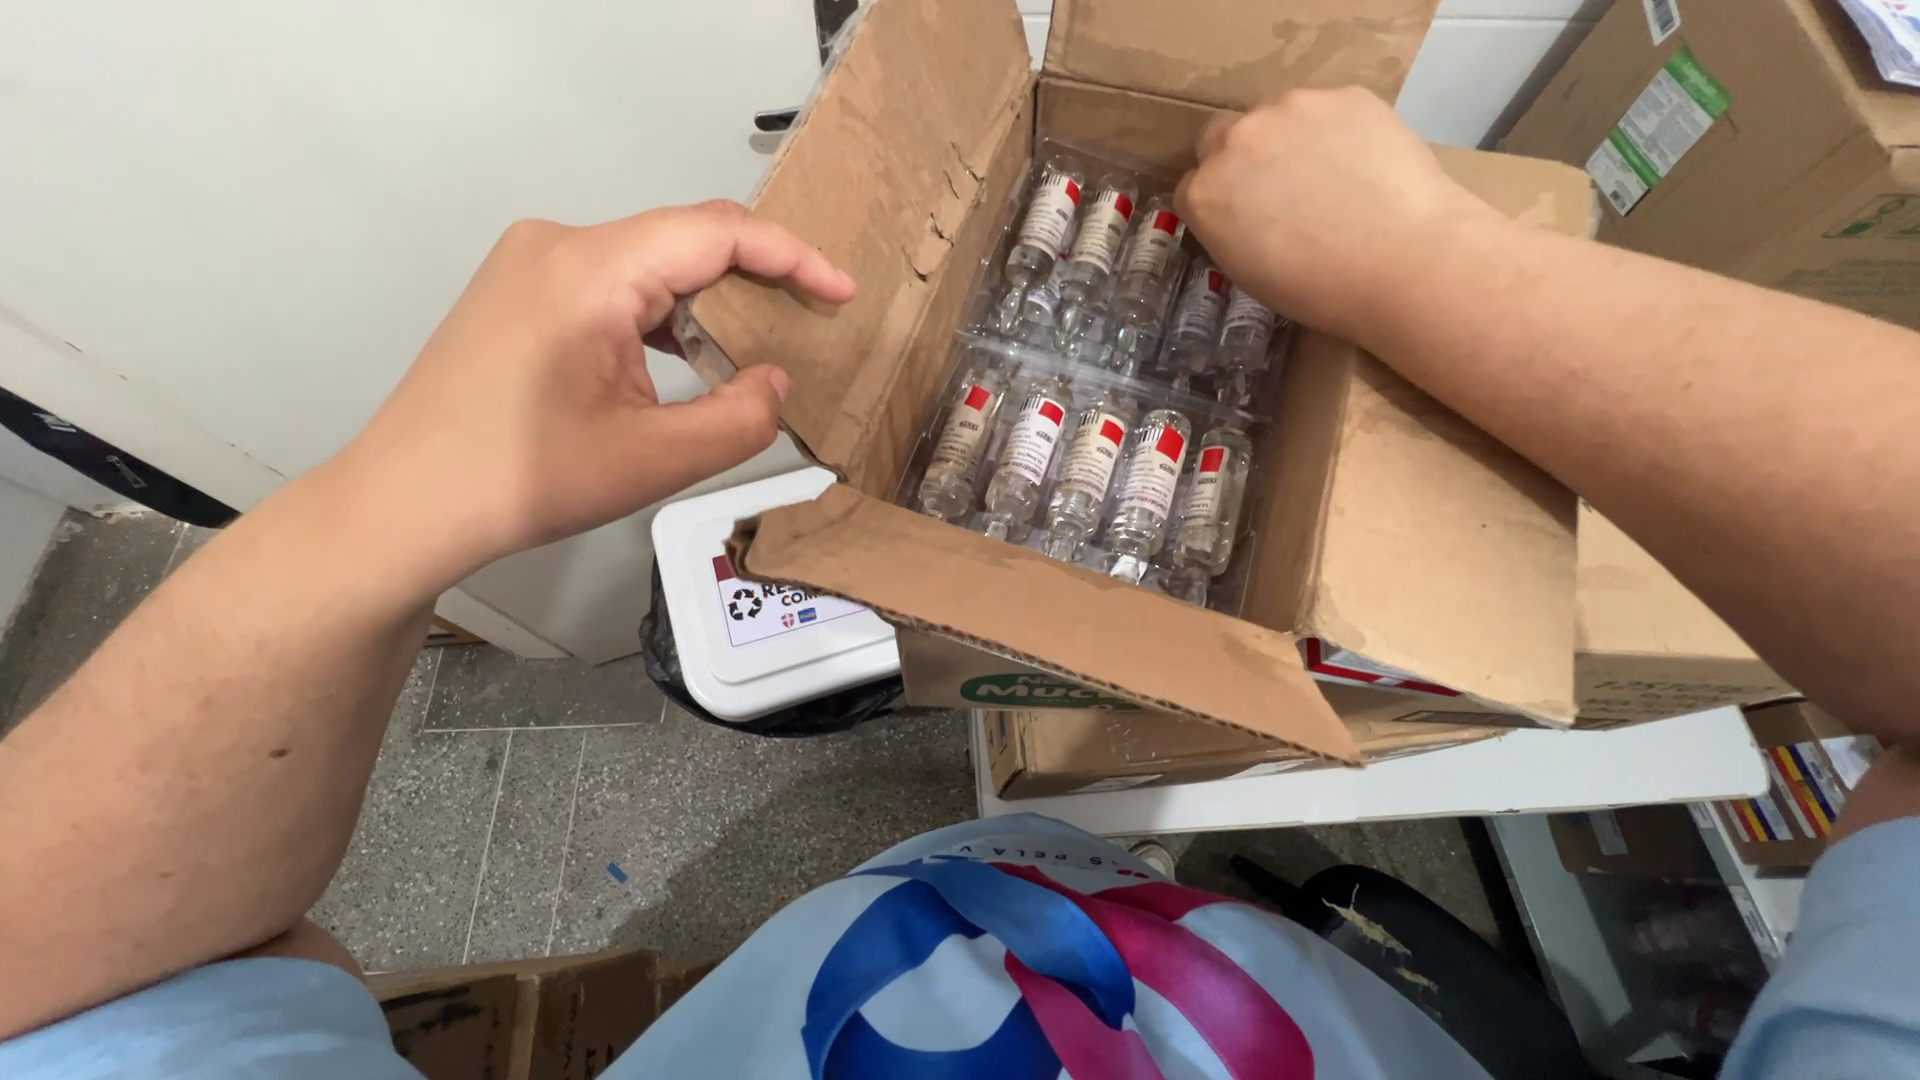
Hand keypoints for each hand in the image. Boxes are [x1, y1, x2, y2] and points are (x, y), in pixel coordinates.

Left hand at [335, 200, 855, 579]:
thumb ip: (740, 419)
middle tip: (812, 319)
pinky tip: (693, 357)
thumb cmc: (518, 479)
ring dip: (713, 302)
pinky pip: (621, 286)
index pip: (715, 234)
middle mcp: (558, 248)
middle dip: (758, 278)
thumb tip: (777, 382)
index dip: (791, 256)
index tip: (840, 291)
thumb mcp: (655, 460)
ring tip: (762, 346)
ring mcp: (535, 267)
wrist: (408, 503)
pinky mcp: (528, 294)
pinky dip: (669, 317)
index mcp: (589, 272)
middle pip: (686, 241)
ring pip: (655, 265)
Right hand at [1175, 88, 1503, 340]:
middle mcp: (1235, 142)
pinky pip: (1327, 110)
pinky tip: (1359, 165)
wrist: (1398, 259)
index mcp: (1204, 193)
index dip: (1216, 201)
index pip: (1192, 186)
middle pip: (1220, 137)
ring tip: (1326, 178)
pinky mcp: (1343, 95)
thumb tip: (1244, 214)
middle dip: (1239, 159)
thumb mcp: (1247, 271)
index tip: (1238, 217)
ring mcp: (1289, 110)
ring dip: (1287, 140)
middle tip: (1275, 191)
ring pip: (1274, 118)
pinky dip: (1335, 131)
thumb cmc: (1316, 288)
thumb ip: (1229, 228)